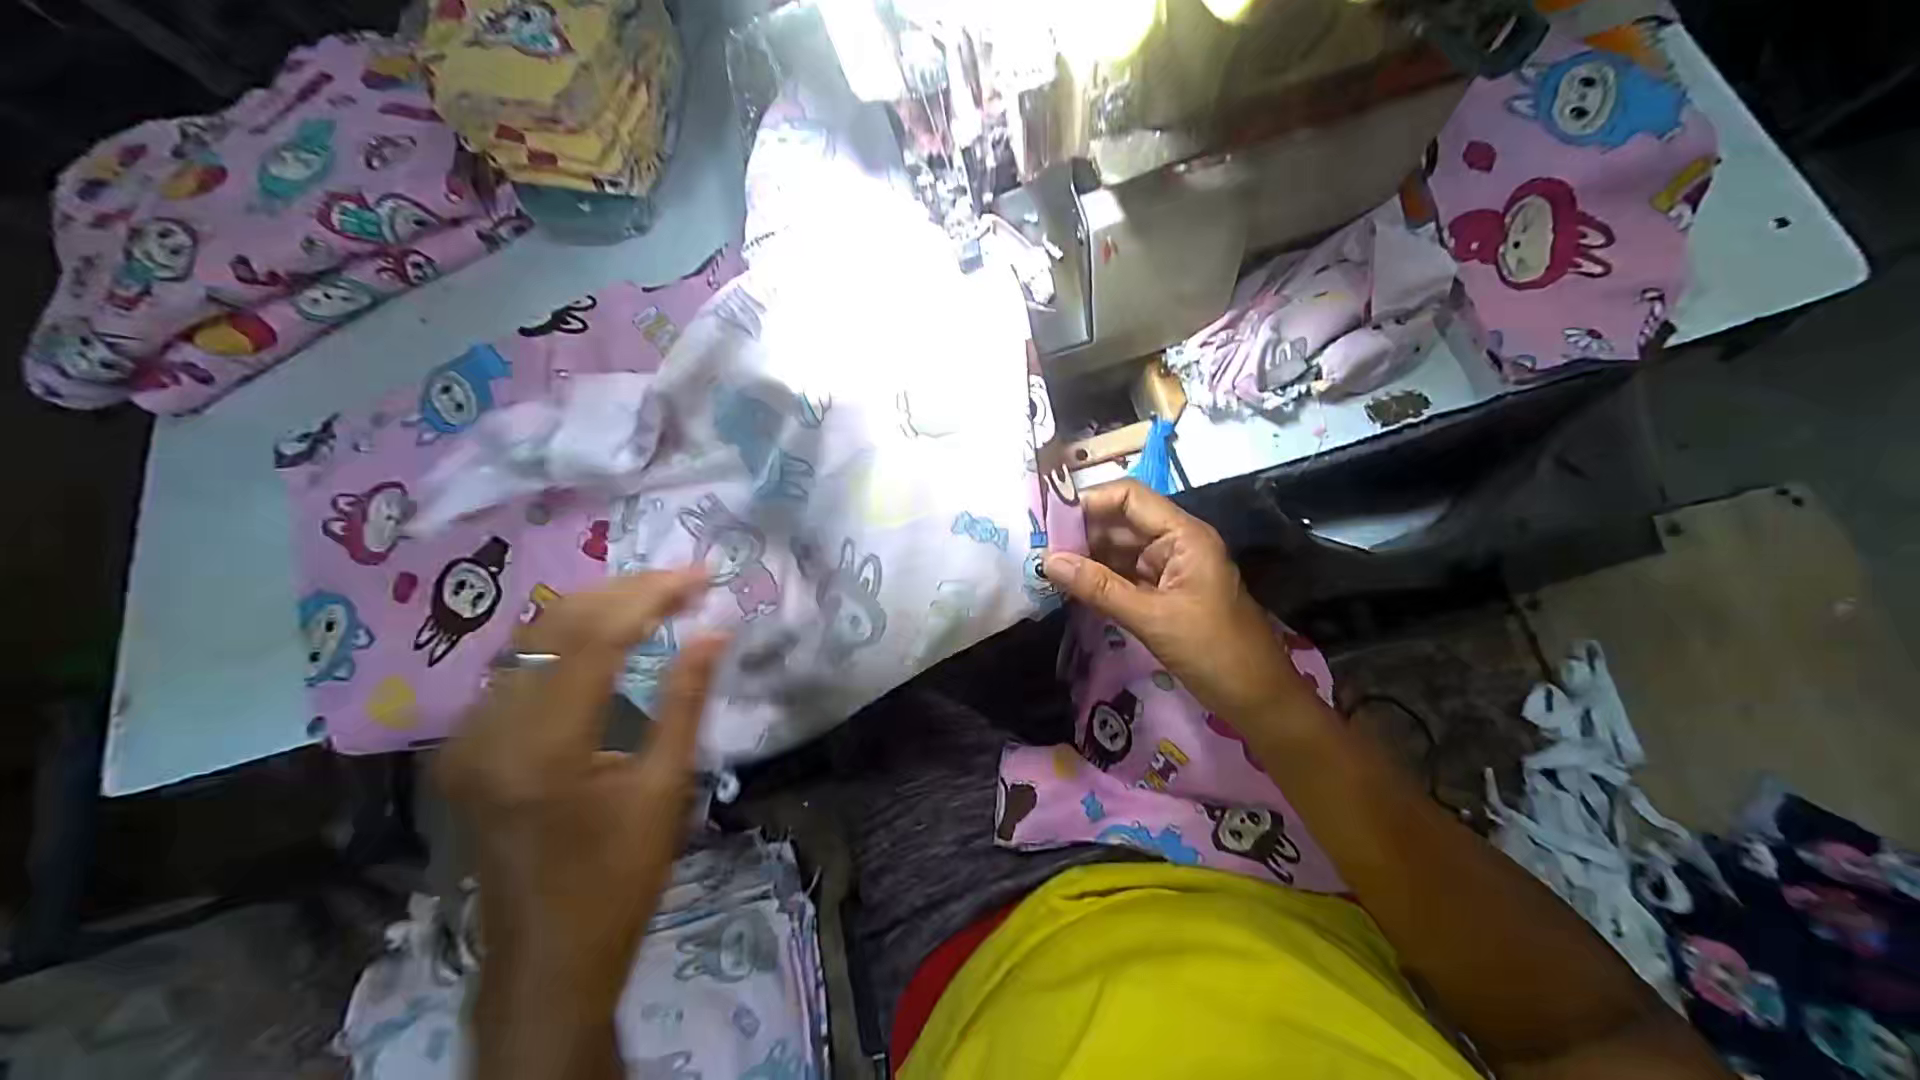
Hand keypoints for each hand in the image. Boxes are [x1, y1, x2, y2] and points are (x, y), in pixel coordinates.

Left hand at [436, 568, 726, 1079]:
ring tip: (656, 597)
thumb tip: (715, 630)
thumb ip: (685, 700)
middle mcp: (490, 731)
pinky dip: (568, 638)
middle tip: (684, 580)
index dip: (652, 595)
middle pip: (556, 625)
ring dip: (596, 608)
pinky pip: (518, 667)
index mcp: (542, 748)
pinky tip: (609, 634)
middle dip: (625, 591)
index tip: (700, 575)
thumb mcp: (665, 790)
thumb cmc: (618, 880)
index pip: (595, 637)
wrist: (545, 956)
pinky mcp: (467, 745)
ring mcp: (467, 737)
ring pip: (531, 639)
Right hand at [1043, 479, 1319, 727]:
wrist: (1257, 698)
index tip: (1050, 521)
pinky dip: (1100, 578)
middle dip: (1082, 532)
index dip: (1089, 502)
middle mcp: (1176, 543)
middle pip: (1121, 521)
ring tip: (1048, 567)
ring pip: (1120, 549)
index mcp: (1184, 535)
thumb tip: (1047, 561)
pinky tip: (1072, 585)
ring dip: (1087, 556)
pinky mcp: (1163, 593)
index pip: (1130, 497)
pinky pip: (1125, 574)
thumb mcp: (1151, 618)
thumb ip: (1098, 587)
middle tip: (1041, 549)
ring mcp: (1170, 568)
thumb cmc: (1212, 651)